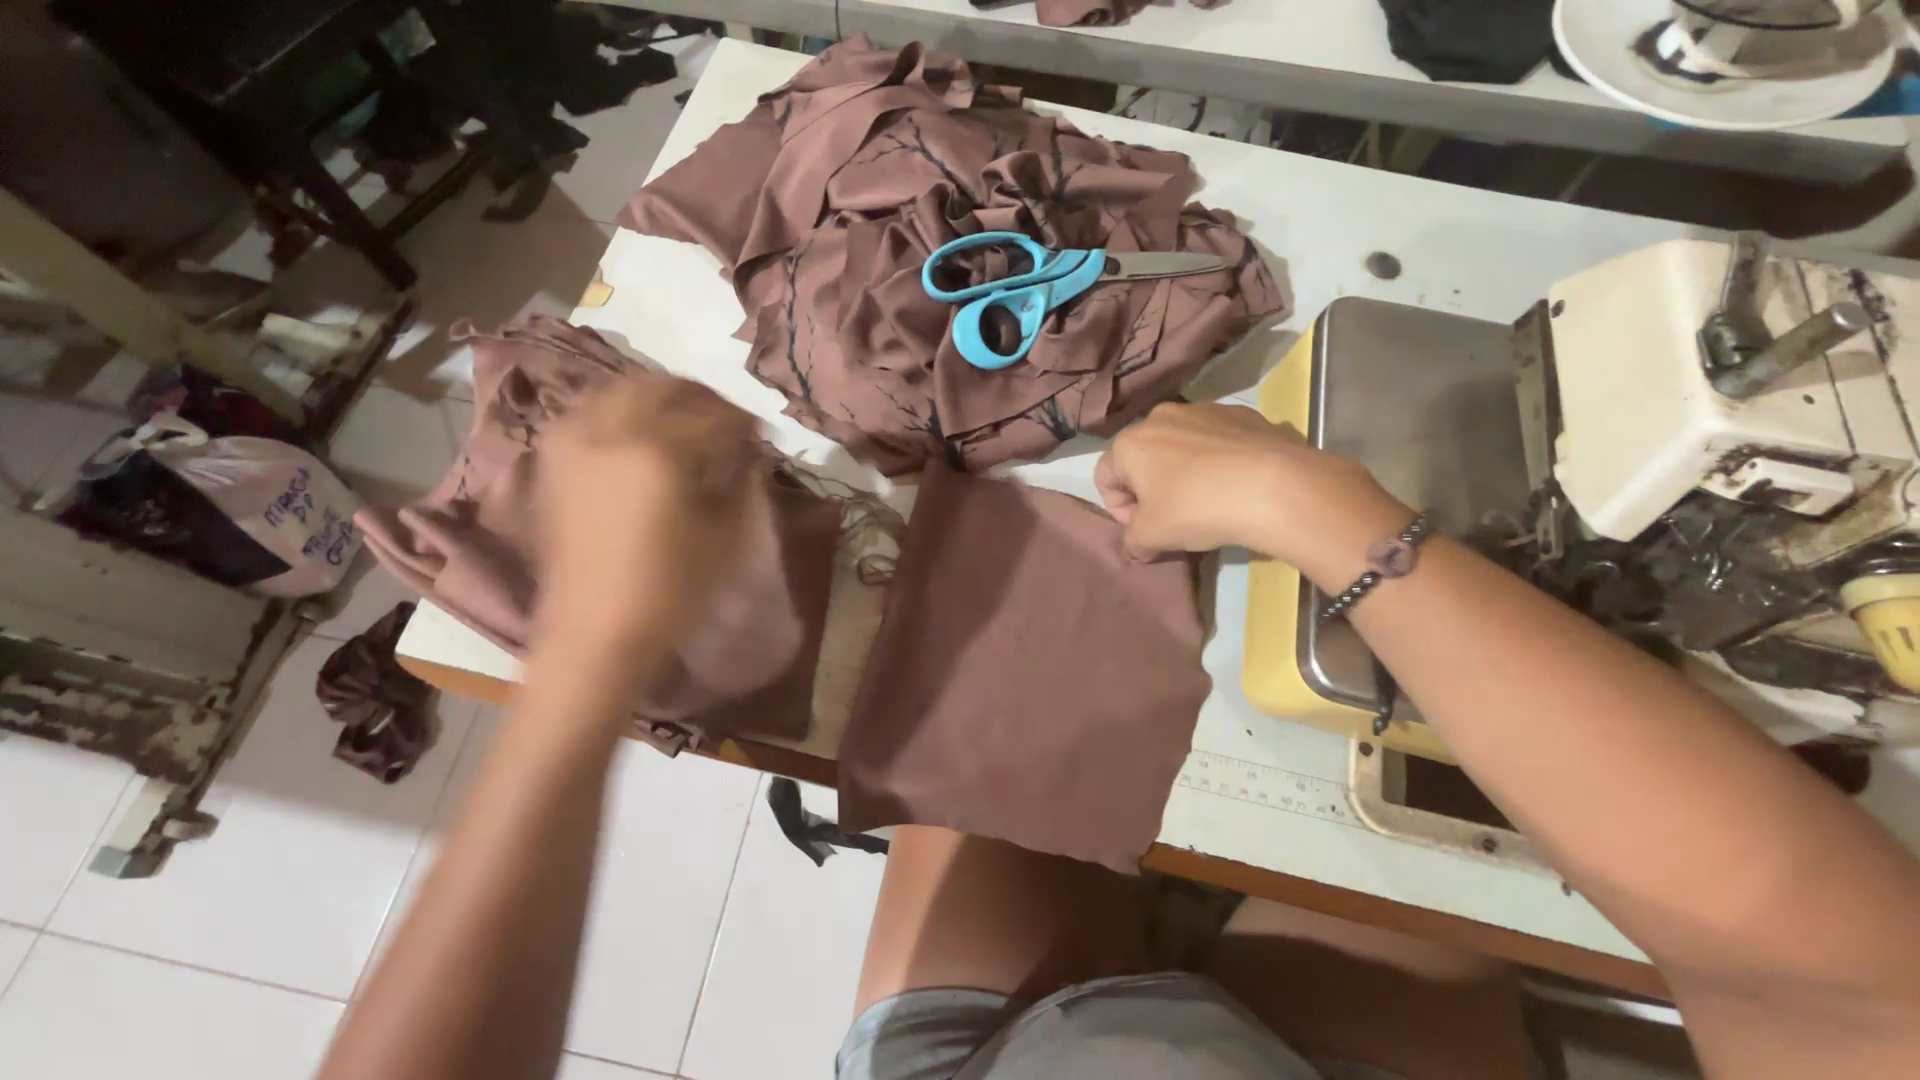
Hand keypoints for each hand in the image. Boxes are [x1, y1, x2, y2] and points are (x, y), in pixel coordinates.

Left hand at [534, 372, 762, 663]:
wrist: (595, 631)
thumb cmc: (671, 591)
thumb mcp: (726, 535)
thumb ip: (740, 480)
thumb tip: (749, 450)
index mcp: (658, 450)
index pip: (715, 415)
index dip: (746, 423)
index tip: (762, 438)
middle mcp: (609, 430)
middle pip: (665, 386)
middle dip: (703, 398)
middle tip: (727, 422)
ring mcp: (573, 440)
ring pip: (622, 390)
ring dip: (661, 398)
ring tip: (684, 424)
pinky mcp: (553, 458)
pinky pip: (591, 412)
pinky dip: (621, 413)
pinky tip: (641, 436)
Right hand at [1094, 402, 1412, 582]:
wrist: (1276, 486)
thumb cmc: (1197, 509)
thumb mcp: (1152, 537)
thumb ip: (1133, 541)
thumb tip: (1137, 544)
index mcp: (1131, 442)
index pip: (1105, 477)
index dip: (1119, 509)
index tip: (1143, 530)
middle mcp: (1162, 416)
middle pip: (1143, 457)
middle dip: (1151, 487)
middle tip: (1172, 517)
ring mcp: (1205, 410)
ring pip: (1182, 444)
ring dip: (1184, 471)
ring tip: (1209, 500)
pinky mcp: (1244, 414)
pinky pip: (1218, 440)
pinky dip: (1219, 460)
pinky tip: (1237, 484)